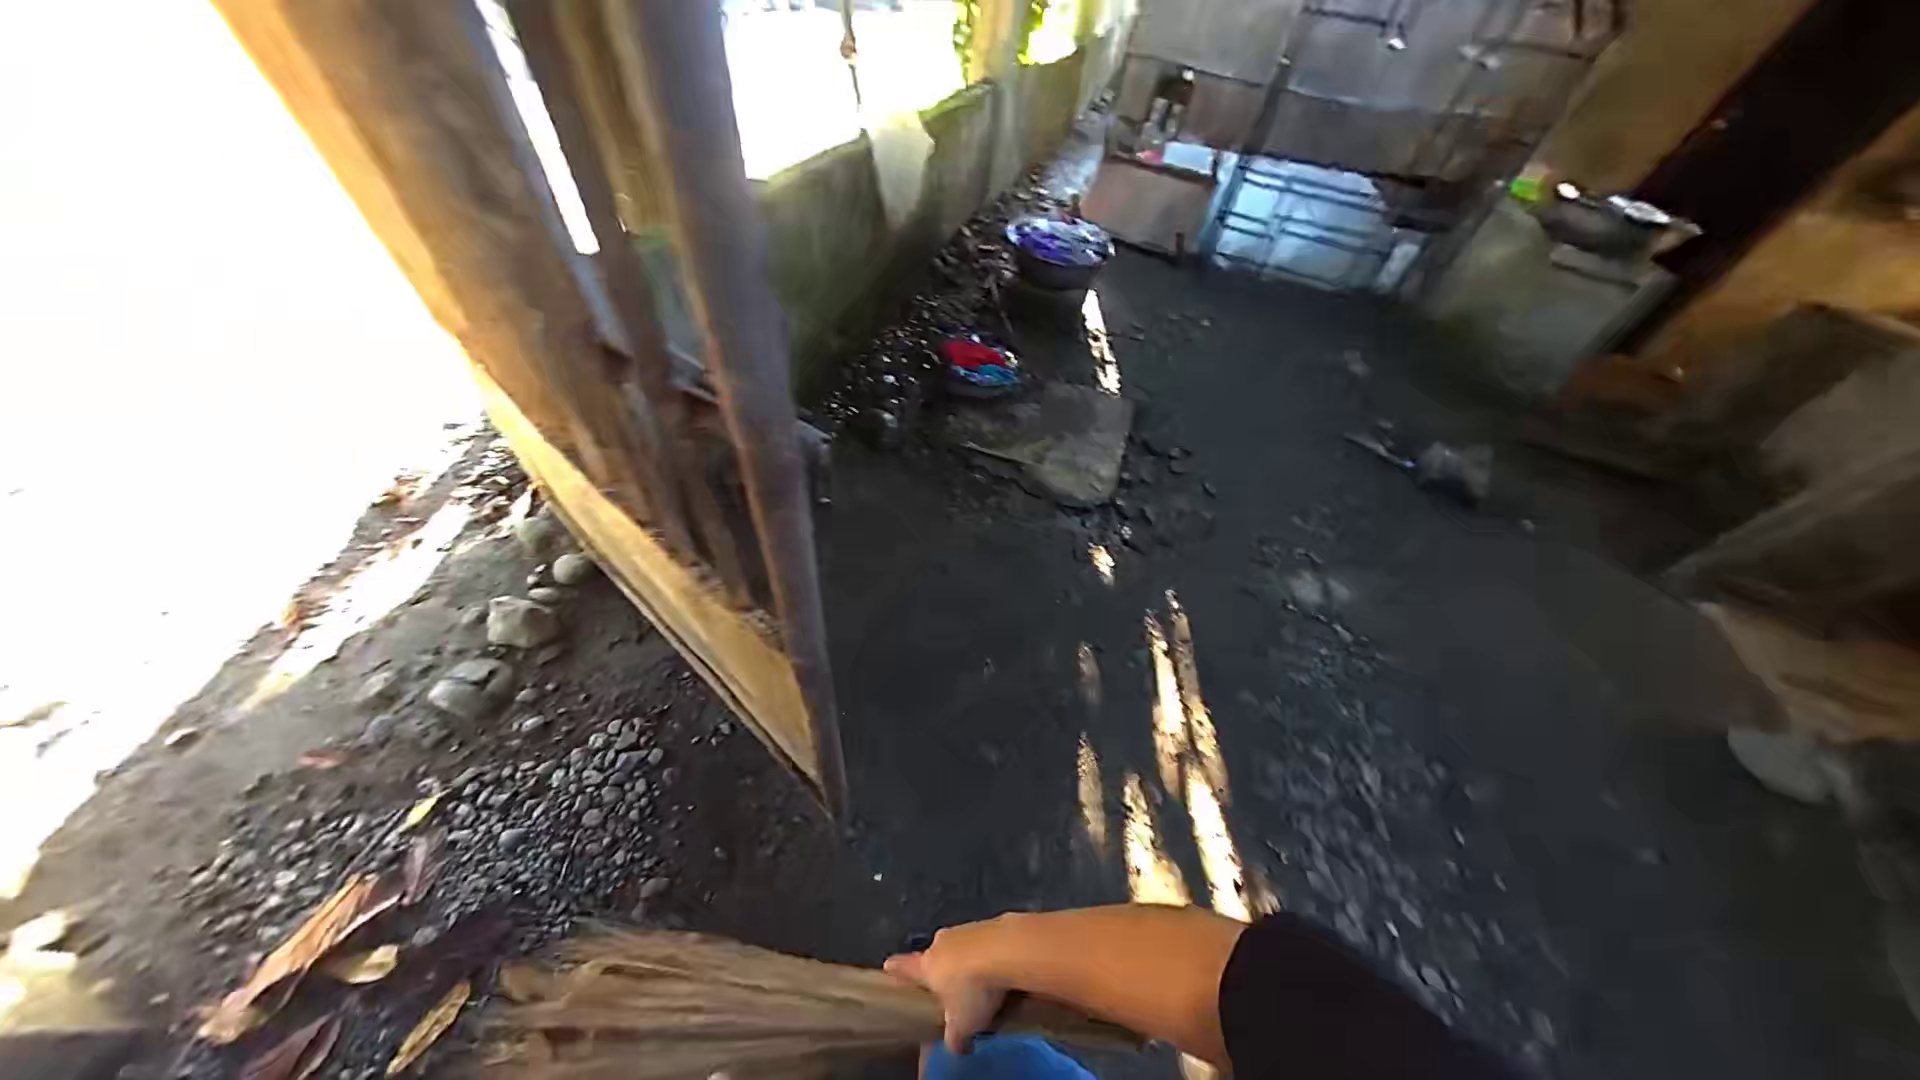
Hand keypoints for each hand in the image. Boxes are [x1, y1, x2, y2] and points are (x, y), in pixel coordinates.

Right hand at [884, 922, 1012, 1053]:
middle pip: (935, 954)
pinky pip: (982, 941)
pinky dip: (986, 953)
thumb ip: (954, 1037)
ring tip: (979, 982)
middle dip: (941, 969)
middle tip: (950, 988)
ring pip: (959, 946)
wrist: (1005, 949)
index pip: (905, 967)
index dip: (896, 968)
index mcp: (928, 965)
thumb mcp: (961, 1025)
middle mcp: (941, 942)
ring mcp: (964, 929)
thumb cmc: (972, 988)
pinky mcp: (988, 923)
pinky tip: (998, 969)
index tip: (887, 965)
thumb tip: (955, 1047)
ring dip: (966, 960)